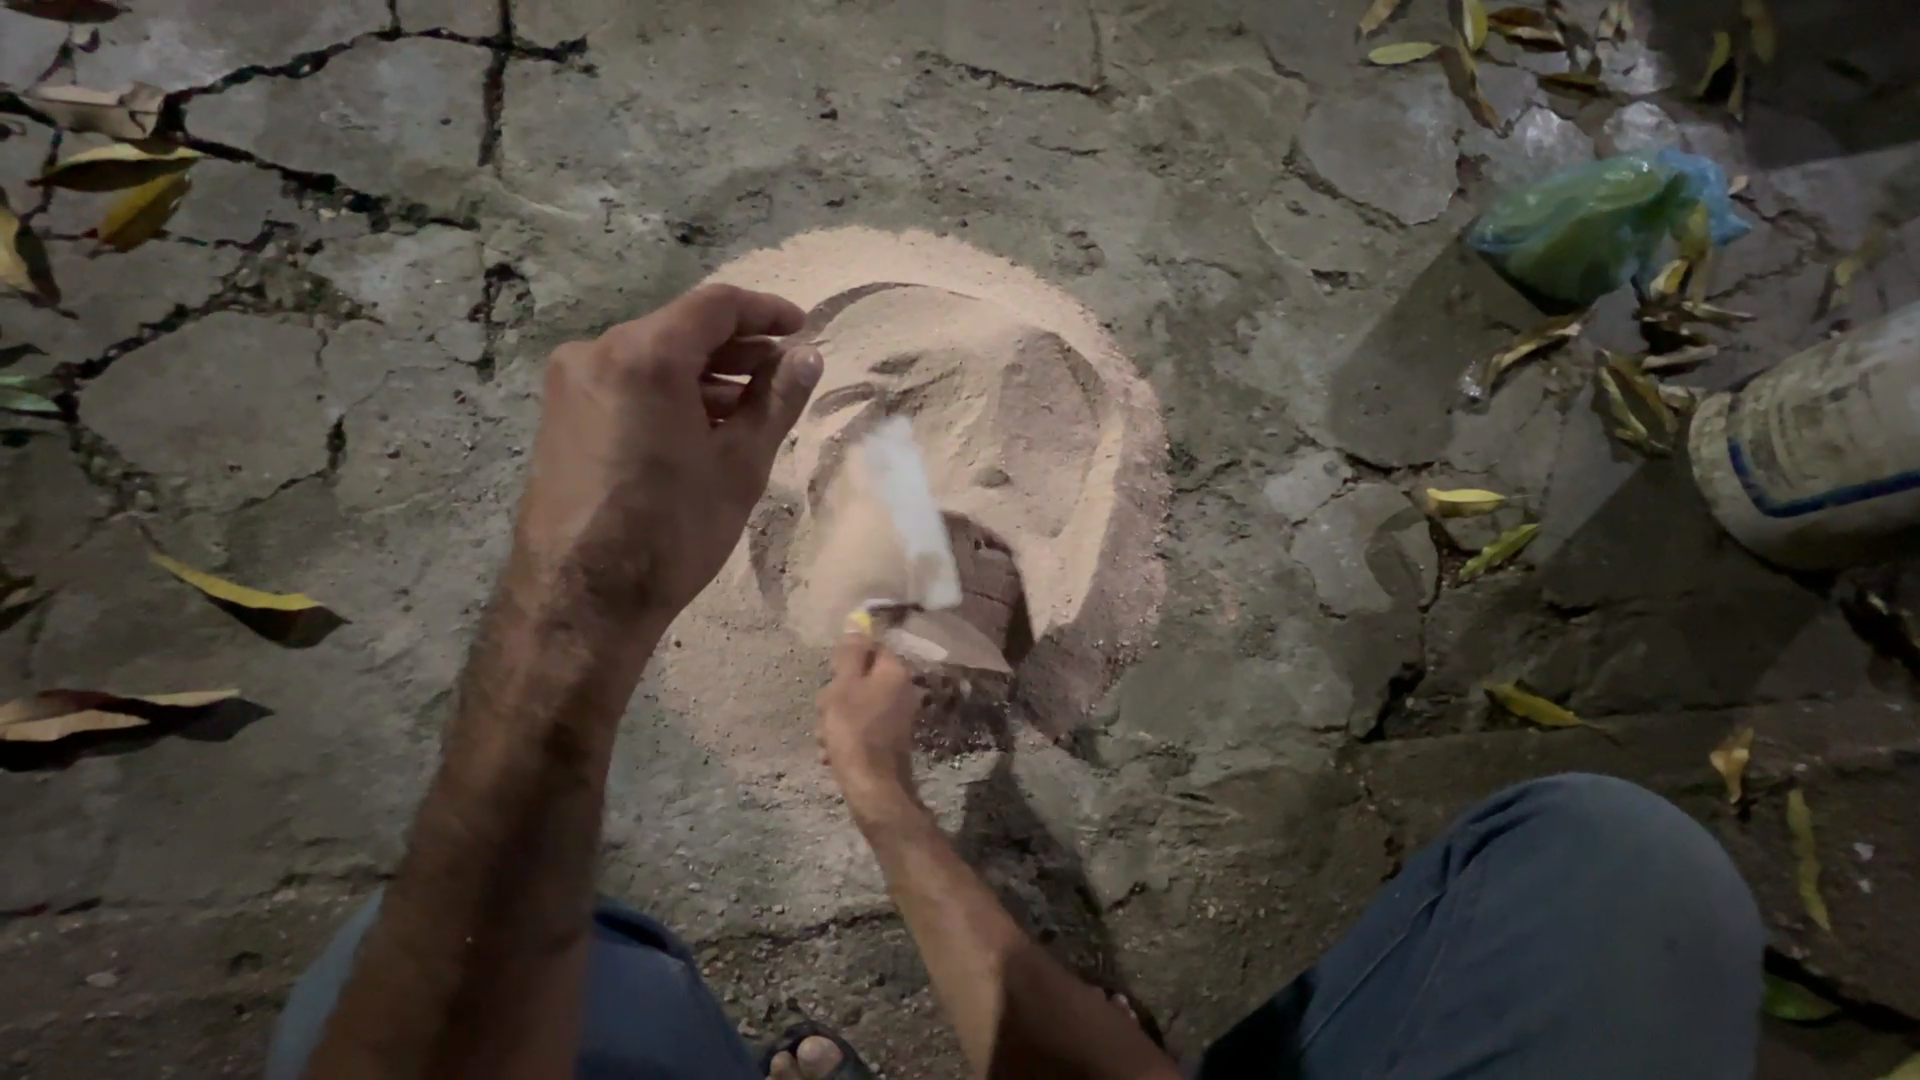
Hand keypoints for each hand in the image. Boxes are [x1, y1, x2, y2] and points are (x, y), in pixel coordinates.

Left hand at [509, 284, 822, 635]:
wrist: (583, 596)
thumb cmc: (673, 529)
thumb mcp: (740, 464)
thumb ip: (777, 400)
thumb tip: (807, 357)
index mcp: (645, 355)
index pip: (717, 306)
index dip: (766, 312)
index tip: (802, 328)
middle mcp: (598, 352)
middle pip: (681, 329)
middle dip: (738, 347)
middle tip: (784, 373)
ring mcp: (572, 382)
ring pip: (654, 356)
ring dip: (706, 373)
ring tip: (750, 406)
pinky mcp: (561, 413)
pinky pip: (628, 382)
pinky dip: (671, 392)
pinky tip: (702, 425)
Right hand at [817, 631, 925, 823]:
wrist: (872, 786)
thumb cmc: (854, 731)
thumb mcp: (843, 686)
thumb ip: (851, 653)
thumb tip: (857, 621)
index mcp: (895, 671)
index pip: (869, 648)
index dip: (845, 663)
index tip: (832, 682)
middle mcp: (904, 689)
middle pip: (861, 678)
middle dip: (837, 696)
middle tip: (826, 714)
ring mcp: (899, 714)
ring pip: (857, 705)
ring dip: (837, 720)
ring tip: (828, 739)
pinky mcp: (892, 737)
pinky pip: (862, 726)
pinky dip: (846, 737)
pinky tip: (834, 753)